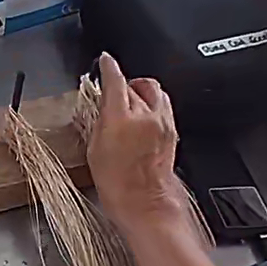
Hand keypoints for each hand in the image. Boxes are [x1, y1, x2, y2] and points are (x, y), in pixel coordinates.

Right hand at [88, 52, 189, 235]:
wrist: (145, 204)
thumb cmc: (118, 185)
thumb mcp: (95, 150)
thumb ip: (99, 122)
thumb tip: (100, 107)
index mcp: (120, 117)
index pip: (115, 79)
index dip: (108, 66)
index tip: (105, 61)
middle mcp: (144, 115)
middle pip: (133, 85)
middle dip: (122, 85)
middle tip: (112, 94)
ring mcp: (161, 122)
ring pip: (153, 91)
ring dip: (140, 91)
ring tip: (131, 101)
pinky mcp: (172, 131)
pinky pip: (163, 105)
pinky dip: (153, 103)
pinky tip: (145, 115)